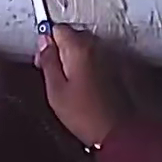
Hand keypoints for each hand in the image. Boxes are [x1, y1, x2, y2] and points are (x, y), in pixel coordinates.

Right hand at [35, 24, 134, 146]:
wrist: (120, 133)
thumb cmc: (86, 114)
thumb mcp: (55, 90)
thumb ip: (47, 61)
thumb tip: (43, 43)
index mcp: (79, 47)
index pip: (56, 28)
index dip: (46, 42)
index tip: (42, 59)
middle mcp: (97, 46)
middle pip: (72, 34)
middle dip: (61, 48)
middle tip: (54, 73)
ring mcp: (110, 56)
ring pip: (85, 46)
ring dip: (75, 57)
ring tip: (70, 82)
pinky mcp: (119, 68)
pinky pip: (97, 57)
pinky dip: (89, 65)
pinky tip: (85, 85)